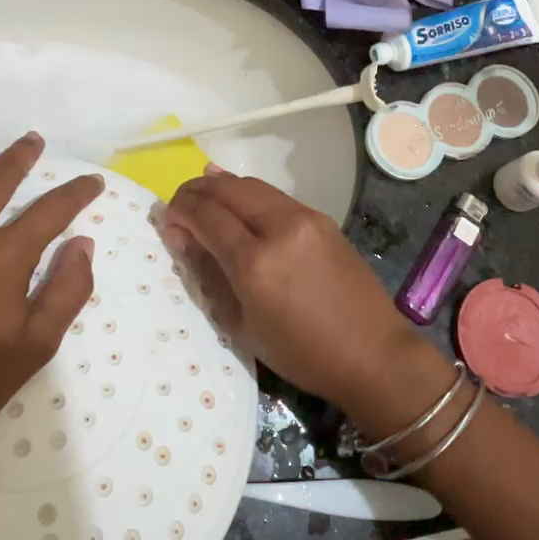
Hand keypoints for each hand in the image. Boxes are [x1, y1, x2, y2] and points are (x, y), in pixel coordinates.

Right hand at [160, 168, 436, 415]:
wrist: (372, 353)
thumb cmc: (303, 353)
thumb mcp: (244, 325)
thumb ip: (213, 276)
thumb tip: (187, 240)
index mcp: (255, 262)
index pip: (206, 217)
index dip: (180, 212)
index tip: (165, 219)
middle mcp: (279, 228)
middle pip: (228, 190)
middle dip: (197, 191)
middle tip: (178, 204)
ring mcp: (305, 218)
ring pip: (252, 186)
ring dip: (223, 187)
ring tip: (203, 195)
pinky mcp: (322, 218)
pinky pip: (275, 197)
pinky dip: (250, 194)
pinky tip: (239, 201)